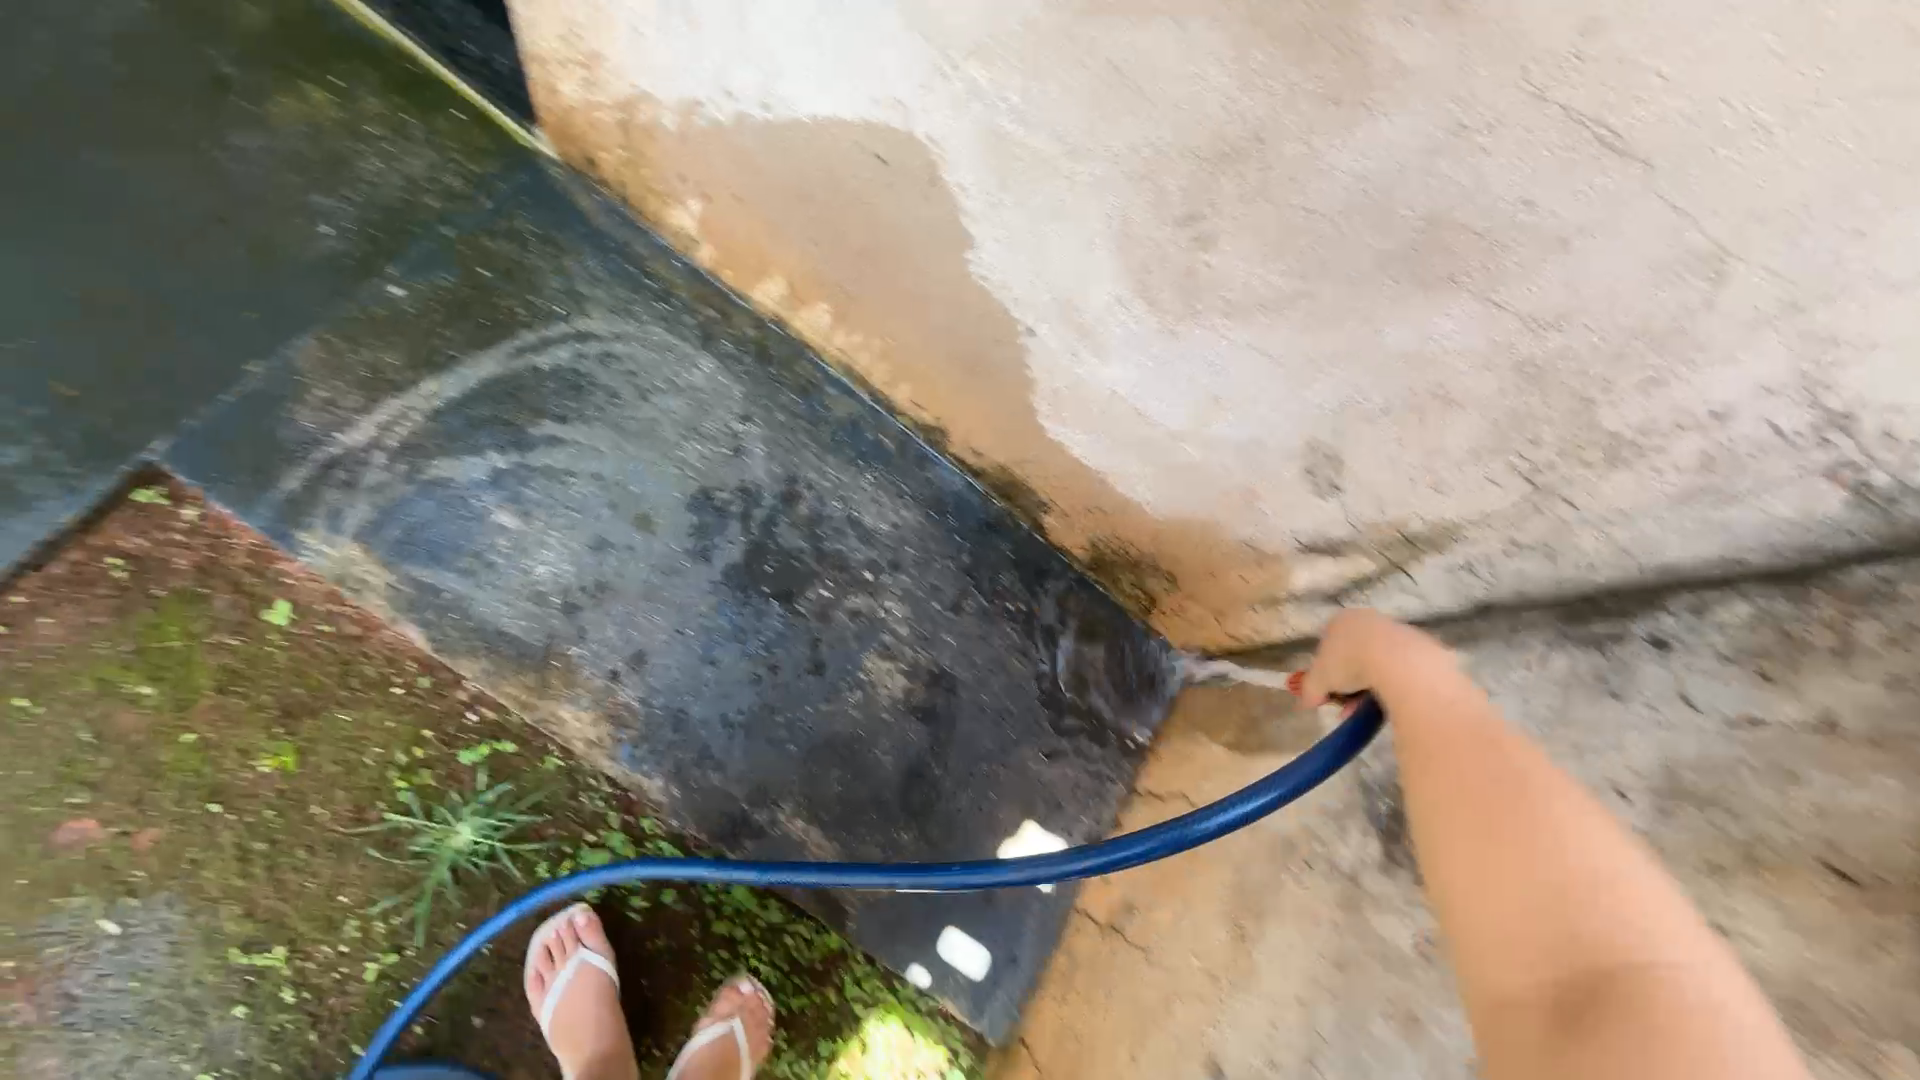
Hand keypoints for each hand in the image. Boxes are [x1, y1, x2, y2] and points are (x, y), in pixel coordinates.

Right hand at [1297, 609, 1439, 707]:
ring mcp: (1397, 630)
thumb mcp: (1318, 682)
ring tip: (1370, 710)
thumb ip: (1309, 691)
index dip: (1325, 672)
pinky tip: (1391, 702)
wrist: (1399, 662)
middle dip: (1350, 683)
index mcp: (1340, 621)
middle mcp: (1367, 620)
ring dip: (1371, 687)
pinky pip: (1401, 669)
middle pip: (1354, 655)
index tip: (1328, 693)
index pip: (1327, 646)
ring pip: (1378, 663)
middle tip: (1348, 706)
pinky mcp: (1422, 645)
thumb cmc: (1349, 663)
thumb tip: (1307, 702)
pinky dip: (1394, 685)